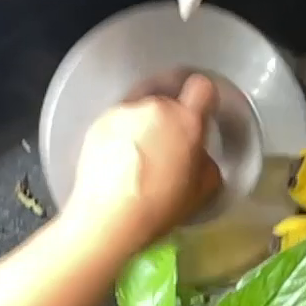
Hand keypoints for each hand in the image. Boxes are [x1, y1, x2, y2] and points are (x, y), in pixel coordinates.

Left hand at [68, 74, 221, 248]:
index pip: (202, 87)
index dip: (203, 99)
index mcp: (186, 120)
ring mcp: (123, 112)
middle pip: (168, 100)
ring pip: (141, 110)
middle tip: (167, 148)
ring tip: (138, 157)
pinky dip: (120, 134)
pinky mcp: (98, 122)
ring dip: (144, 125)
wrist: (107, 218)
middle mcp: (154, 107)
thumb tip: (199, 155)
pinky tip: (117, 162)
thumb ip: (207, 162)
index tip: (199, 115)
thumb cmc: (160, 207)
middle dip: (170, 118)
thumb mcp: (203, 191)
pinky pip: (118, 121)